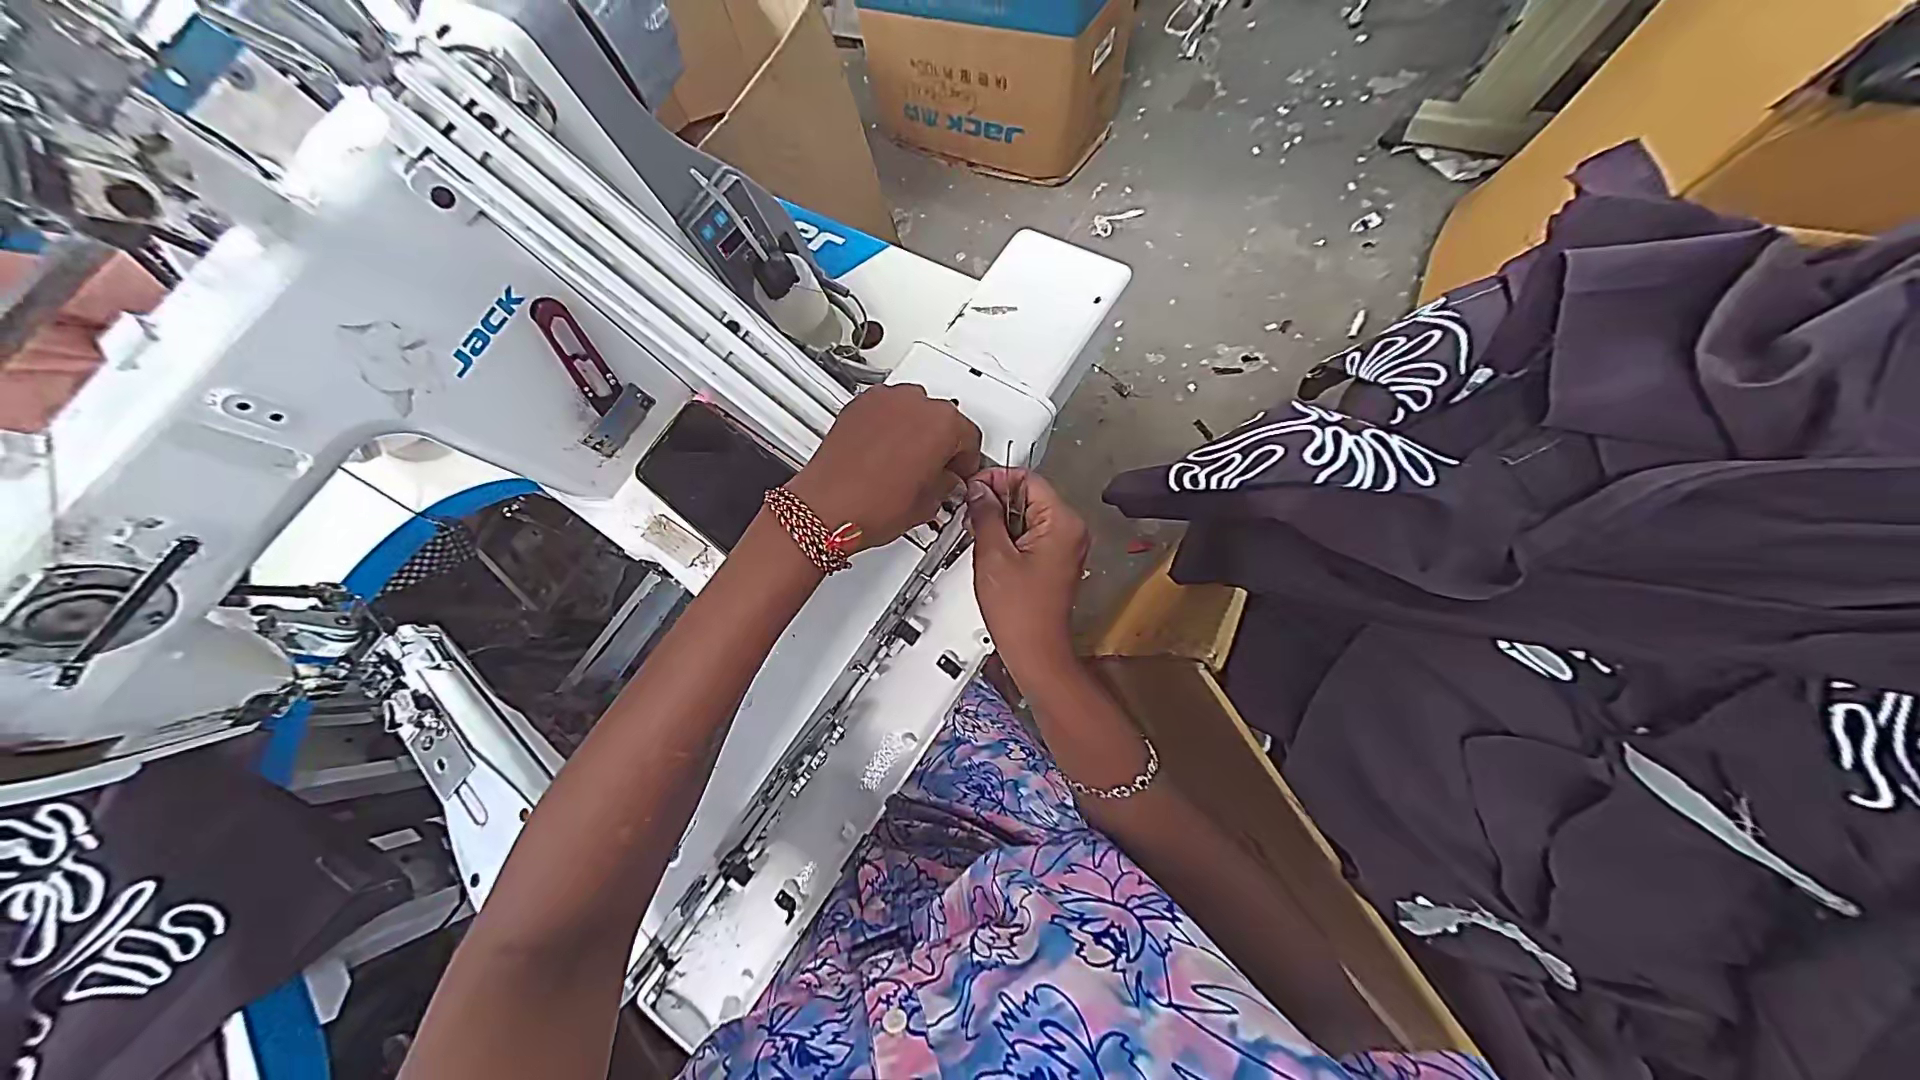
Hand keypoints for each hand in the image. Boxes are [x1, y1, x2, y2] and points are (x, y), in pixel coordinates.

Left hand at [785, 384, 981, 552]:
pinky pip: (886, 411)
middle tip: (935, 470)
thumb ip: (946, 484)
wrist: (826, 508)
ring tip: (907, 463)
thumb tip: (945, 480)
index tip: (959, 471)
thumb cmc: (871, 505)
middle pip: (943, 418)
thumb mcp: (928, 503)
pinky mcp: (859, 405)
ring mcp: (884, 400)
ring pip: (913, 410)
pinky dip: (889, 427)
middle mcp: (915, 402)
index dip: (967, 460)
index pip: (970, 437)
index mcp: (943, 423)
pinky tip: (886, 454)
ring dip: (915, 431)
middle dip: (942, 443)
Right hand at [965, 468, 1088, 678]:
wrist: (1035, 650)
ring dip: (1001, 518)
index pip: (1028, 478)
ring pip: (1028, 514)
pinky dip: (1010, 535)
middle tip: (971, 511)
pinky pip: (1032, 533)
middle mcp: (1071, 531)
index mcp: (1062, 523)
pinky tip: (992, 550)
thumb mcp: (993, 555)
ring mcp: (1066, 546)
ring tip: (979, 534)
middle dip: (997, 500)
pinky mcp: (1057, 560)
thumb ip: (985, 514)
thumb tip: (979, 491)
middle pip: (1029, 495)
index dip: (996, 478)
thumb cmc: (1021, 614)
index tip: (974, 486)